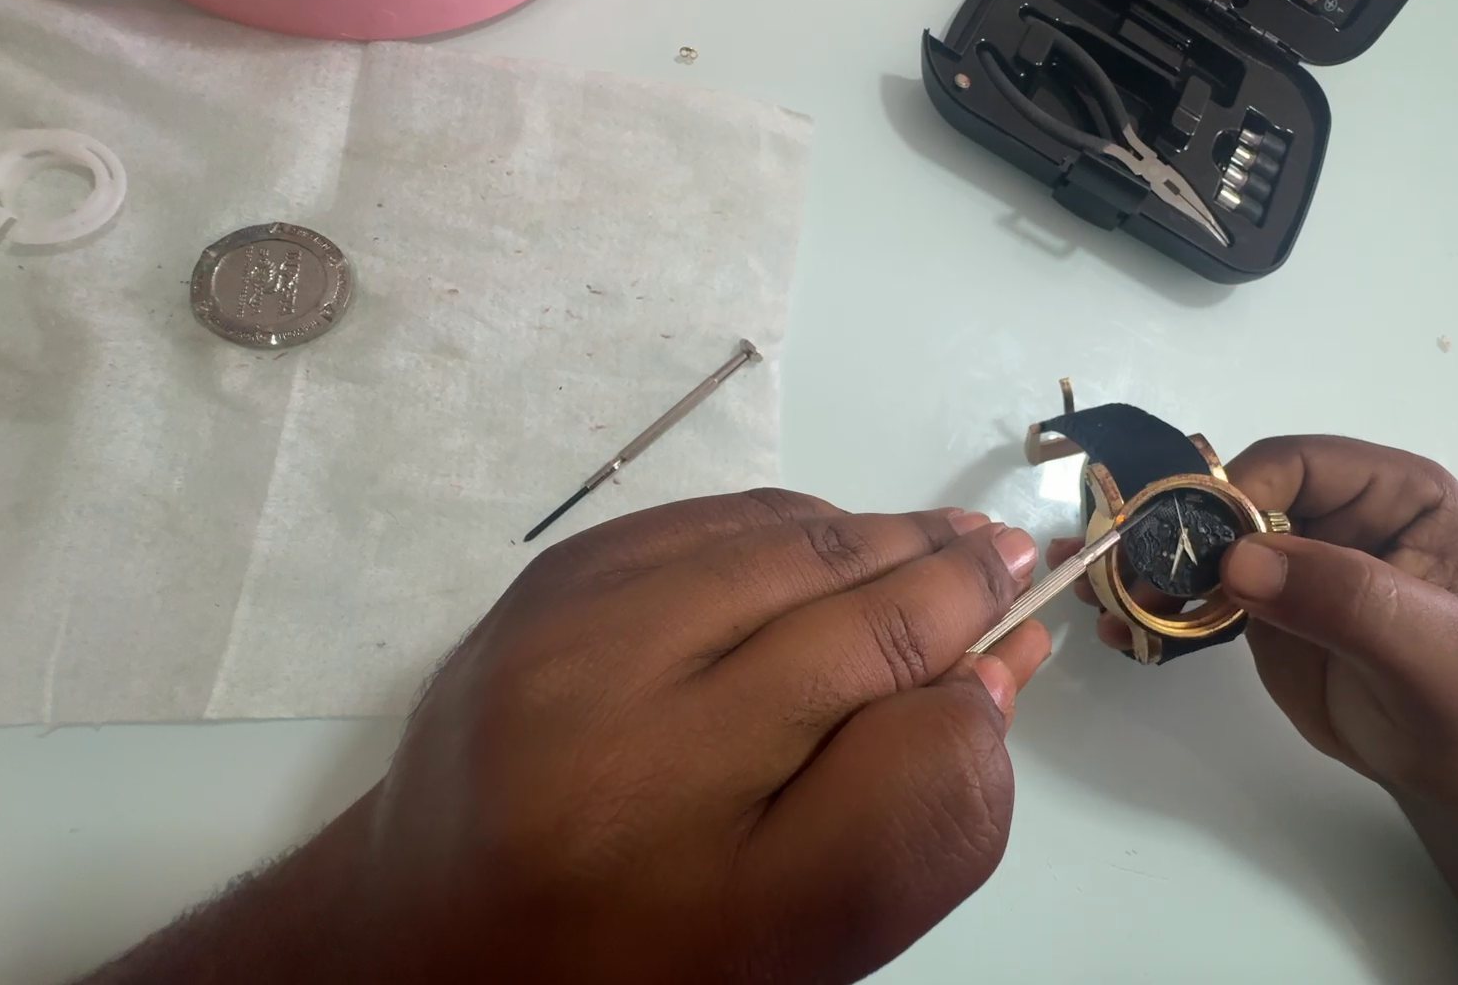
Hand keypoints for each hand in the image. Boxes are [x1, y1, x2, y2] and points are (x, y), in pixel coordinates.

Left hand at [318, 493, 1046, 983]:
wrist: (433, 927)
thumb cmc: (644, 954)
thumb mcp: (805, 930)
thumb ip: (923, 807)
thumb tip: (994, 664)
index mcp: (685, 861)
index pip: (891, 711)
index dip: (970, 630)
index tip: (1024, 585)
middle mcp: (613, 721)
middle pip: (843, 600)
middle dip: (943, 563)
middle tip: (1004, 546)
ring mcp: (569, 624)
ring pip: (790, 537)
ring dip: (882, 532)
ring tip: (940, 537)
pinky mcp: (555, 571)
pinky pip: (724, 517)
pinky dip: (803, 522)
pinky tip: (840, 541)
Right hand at [1053, 436, 1457, 814]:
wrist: (1452, 772)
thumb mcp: (1429, 652)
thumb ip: (1345, 599)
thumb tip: (1237, 562)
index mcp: (1390, 492)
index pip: (1294, 464)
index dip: (1234, 494)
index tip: (1193, 550)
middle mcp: (1333, 509)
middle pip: (1232, 497)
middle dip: (1171, 532)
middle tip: (1118, 569)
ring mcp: (1291, 554)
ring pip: (1204, 540)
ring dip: (1149, 567)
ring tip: (1102, 597)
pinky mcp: (1260, 597)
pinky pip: (1199, 588)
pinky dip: (1159, 604)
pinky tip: (1123, 628)